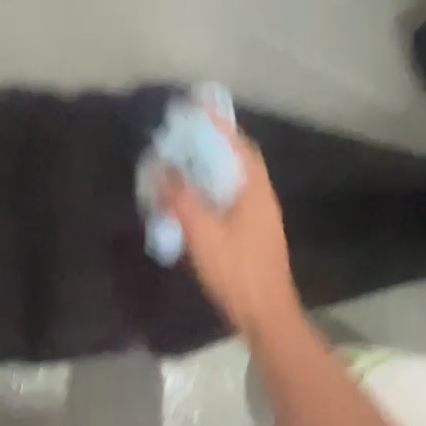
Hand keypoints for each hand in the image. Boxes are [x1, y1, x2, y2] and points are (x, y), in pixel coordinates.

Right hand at [163, 116, 299, 334]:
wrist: (265, 315)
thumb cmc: (237, 272)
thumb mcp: (203, 235)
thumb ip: (181, 200)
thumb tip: (161, 170)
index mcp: (254, 191)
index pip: (237, 146)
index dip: (217, 126)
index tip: (194, 109)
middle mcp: (259, 197)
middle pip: (235, 160)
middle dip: (209, 144)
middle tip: (179, 134)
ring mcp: (257, 216)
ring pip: (230, 180)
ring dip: (206, 167)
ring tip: (177, 160)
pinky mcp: (249, 232)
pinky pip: (226, 198)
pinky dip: (207, 188)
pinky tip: (186, 197)